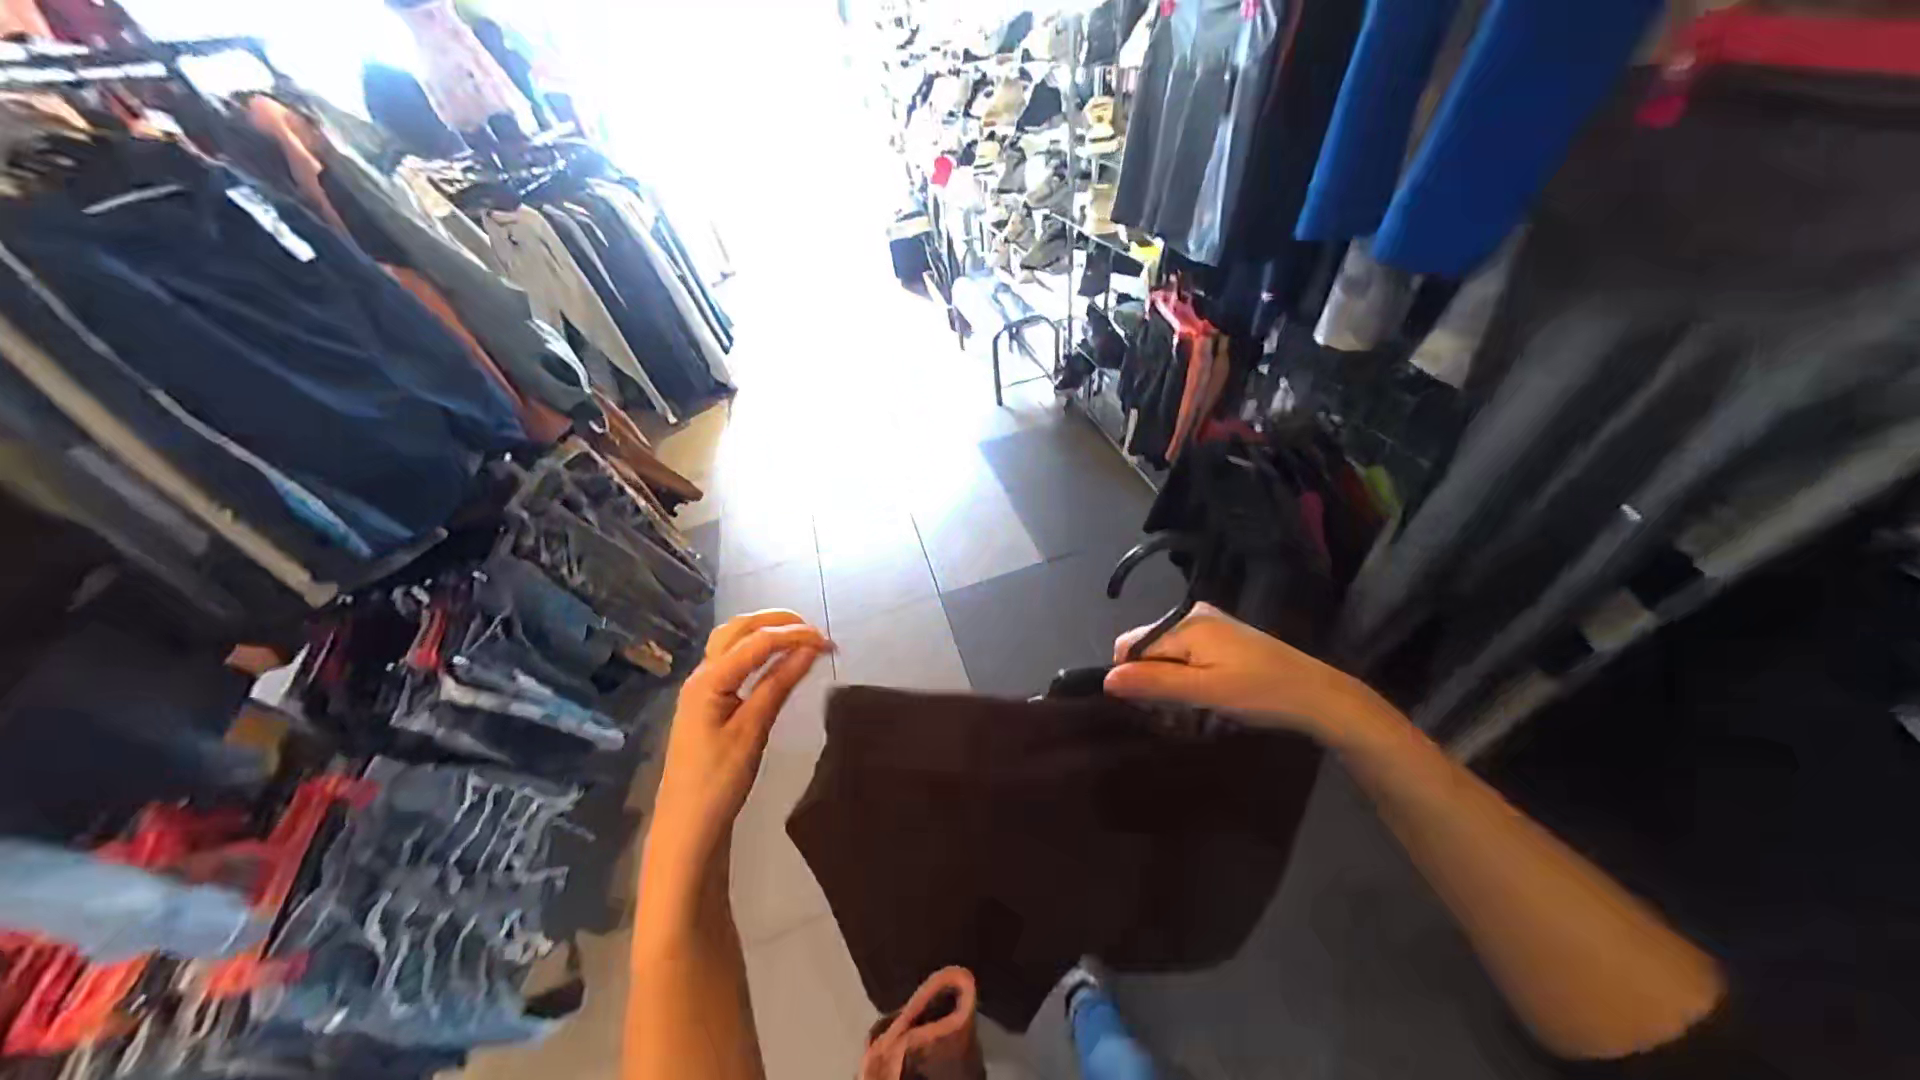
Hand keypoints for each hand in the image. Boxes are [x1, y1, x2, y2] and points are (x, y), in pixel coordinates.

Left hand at [650, 610, 829, 862]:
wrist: (687, 826)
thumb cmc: (718, 781)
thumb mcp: (753, 730)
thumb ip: (779, 684)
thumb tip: (809, 649)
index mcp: (709, 680)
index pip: (757, 641)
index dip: (795, 636)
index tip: (830, 642)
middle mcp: (702, 674)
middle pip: (739, 628)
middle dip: (778, 622)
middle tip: (816, 631)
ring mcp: (703, 687)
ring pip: (733, 640)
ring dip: (766, 631)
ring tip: (800, 637)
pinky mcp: (709, 701)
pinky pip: (734, 660)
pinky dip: (758, 650)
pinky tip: (777, 659)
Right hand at [1104, 602, 1396, 746]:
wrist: (1319, 696)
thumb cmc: (1260, 693)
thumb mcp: (1203, 692)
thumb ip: (1153, 682)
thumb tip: (1106, 679)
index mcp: (1185, 622)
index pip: (1130, 645)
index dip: (1133, 677)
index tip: (1154, 706)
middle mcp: (1193, 614)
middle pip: (1147, 648)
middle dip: (1152, 680)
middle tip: (1178, 711)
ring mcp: (1210, 623)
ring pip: (1165, 653)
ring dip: (1170, 682)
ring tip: (1196, 706)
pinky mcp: (1223, 636)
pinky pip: (1185, 654)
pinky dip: (1187, 676)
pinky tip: (1208, 695)